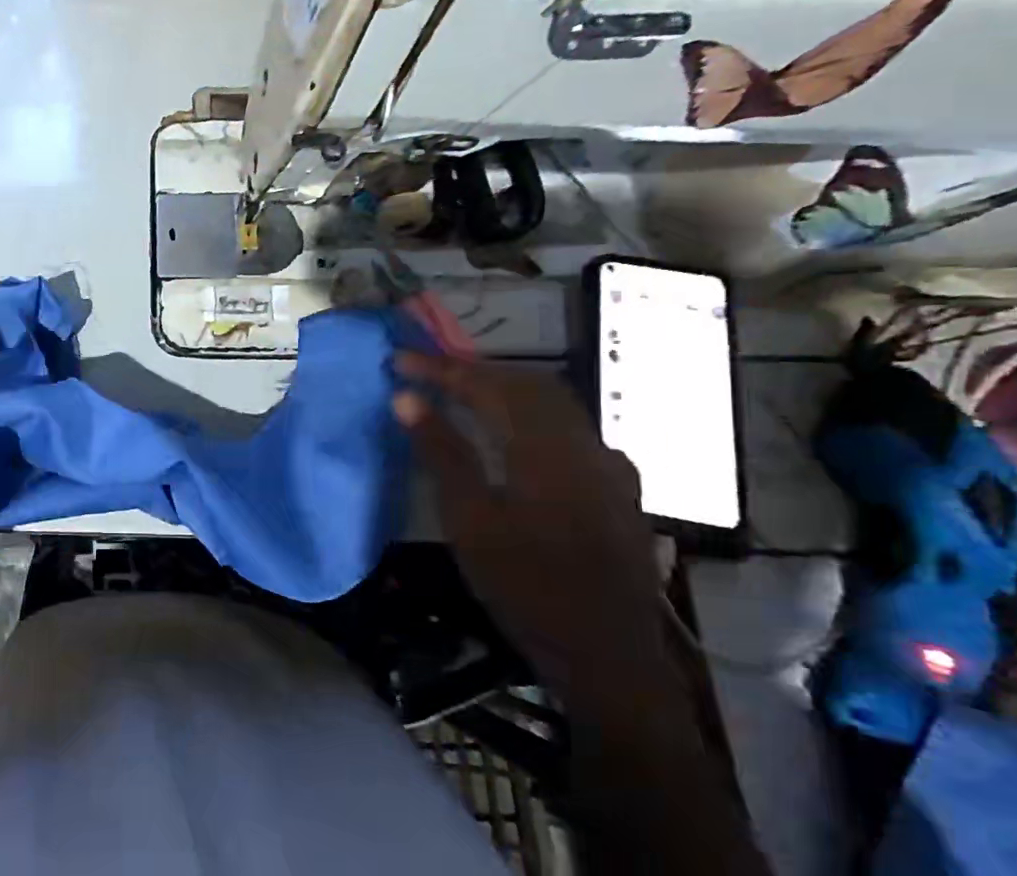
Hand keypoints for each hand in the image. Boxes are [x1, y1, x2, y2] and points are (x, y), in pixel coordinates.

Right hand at [394, 353, 667, 692]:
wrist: (608, 657)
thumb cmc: (527, 588)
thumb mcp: (471, 522)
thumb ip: (442, 453)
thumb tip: (406, 398)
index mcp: (549, 449)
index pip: (491, 386)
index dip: (442, 368)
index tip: (400, 359)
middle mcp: (587, 444)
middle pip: (529, 384)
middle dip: (475, 370)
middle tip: (427, 370)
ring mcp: (610, 466)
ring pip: (554, 404)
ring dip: (504, 388)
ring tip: (460, 390)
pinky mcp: (617, 487)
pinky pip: (569, 429)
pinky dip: (530, 414)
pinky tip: (513, 433)